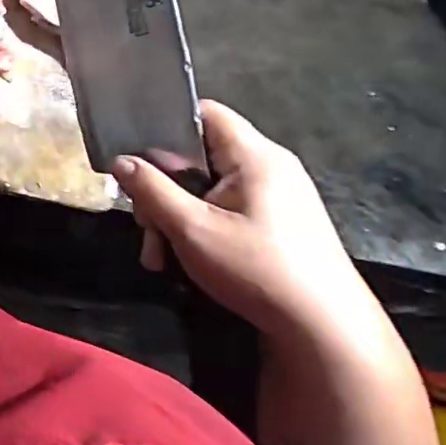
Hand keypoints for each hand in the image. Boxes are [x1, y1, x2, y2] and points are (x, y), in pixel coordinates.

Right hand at [114, 100, 395, 353]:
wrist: (325, 331)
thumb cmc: (258, 269)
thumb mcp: (192, 228)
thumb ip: (151, 189)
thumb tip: (121, 161)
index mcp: (254, 155)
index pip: (204, 113)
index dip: (164, 125)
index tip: (134, 154)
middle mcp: (267, 166)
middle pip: (196, 156)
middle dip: (162, 188)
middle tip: (145, 222)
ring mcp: (274, 195)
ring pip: (205, 187)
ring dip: (174, 215)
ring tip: (159, 254)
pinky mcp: (274, 222)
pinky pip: (222, 208)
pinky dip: (197, 227)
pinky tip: (181, 260)